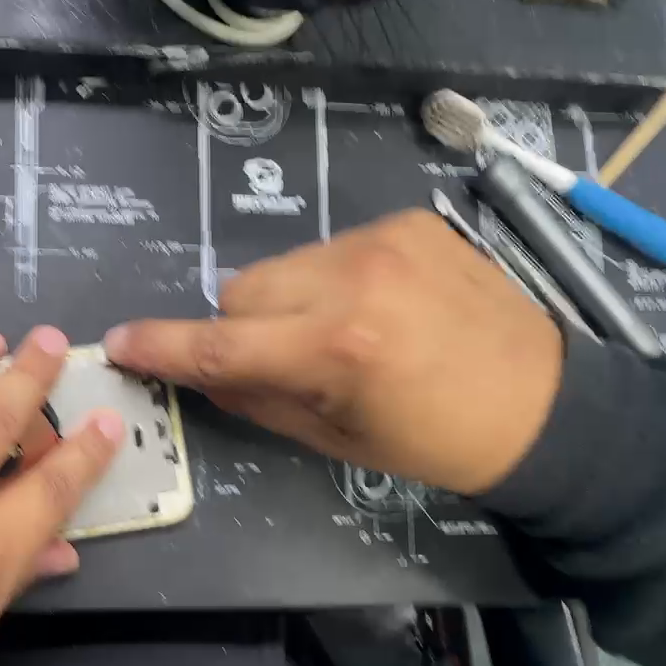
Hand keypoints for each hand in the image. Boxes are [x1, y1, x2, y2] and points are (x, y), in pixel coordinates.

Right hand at [106, 209, 563, 495]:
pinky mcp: (406, 222)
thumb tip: (202, 371)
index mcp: (337, 350)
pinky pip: (326, 249)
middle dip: (241, 327)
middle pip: (239, 291)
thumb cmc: (434, 442)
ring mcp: (382, 241)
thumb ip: (254, 399)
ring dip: (283, 300)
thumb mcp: (333, 438)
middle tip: (280, 359)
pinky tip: (375, 304)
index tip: (118, 342)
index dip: (162, 347)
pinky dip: (327, 280)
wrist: (547, 405)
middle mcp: (353, 281)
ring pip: (278, 266)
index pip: (221, 346)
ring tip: (339, 329)